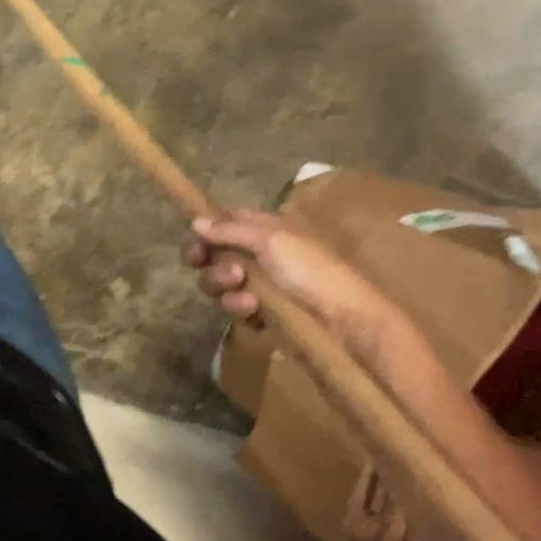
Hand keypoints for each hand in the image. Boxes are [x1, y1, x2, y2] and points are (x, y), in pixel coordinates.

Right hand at [182, 209, 391, 333]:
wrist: (346, 319)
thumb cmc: (311, 270)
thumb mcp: (271, 240)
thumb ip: (229, 230)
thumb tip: (194, 221)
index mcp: (261, 229)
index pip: (220, 223)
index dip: (203, 234)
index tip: (196, 249)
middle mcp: (255, 253)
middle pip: (211, 255)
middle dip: (212, 267)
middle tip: (231, 276)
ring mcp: (257, 283)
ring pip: (218, 284)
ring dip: (226, 290)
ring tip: (249, 299)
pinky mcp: (260, 311)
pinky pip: (234, 308)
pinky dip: (241, 310)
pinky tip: (256, 313)